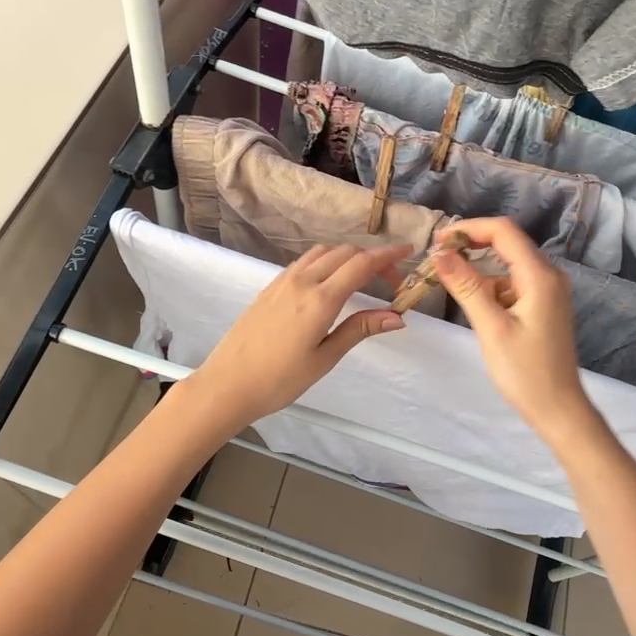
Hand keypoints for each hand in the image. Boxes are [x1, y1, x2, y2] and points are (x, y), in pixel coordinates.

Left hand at [184, 243, 412, 428]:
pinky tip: (329, 281)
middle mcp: (303, 281)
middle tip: (389, 279)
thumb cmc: (279, 380)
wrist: (227, 384)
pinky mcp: (270, 287)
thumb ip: (360, 329)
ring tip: (363, 276)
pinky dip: (326, 260)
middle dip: (372, 257)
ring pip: (323, 252)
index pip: (362, 264)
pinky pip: (305, 261)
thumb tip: (397, 316)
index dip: (388, 255)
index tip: (408, 251)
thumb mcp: (325, 358)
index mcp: (321, 299)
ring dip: (347, 255)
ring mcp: (283, 281)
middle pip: (345, 252)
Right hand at [431, 217, 593, 435]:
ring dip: (478, 267)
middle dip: (471, 244)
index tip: (438, 240)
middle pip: (507, 242)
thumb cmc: (526, 372)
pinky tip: (473, 302)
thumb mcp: (491, 329)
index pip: (504, 231)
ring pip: (508, 263)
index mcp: (540, 276)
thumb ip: (467, 287)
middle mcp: (549, 275)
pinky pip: (513, 282)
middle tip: (437, 258)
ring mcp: (548, 290)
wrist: (558, 408)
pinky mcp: (542, 304)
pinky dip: (490, 285)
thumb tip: (440, 254)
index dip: (469, 228)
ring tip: (447, 281)